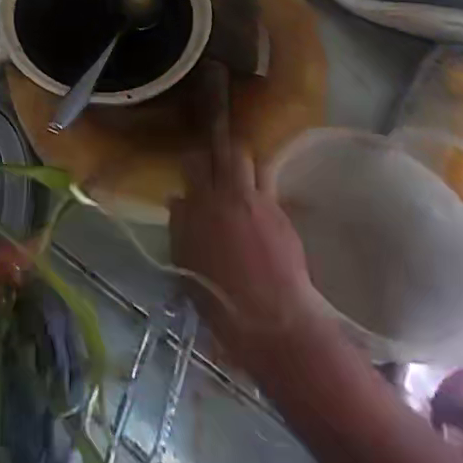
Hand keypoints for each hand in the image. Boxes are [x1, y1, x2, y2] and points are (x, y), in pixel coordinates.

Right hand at [168, 140, 319, 366]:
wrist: (274, 320)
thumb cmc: (219, 298)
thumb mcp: (185, 263)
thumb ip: (180, 226)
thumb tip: (179, 199)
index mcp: (201, 204)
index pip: (194, 162)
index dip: (192, 159)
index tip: (191, 163)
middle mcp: (231, 194)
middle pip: (228, 151)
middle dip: (222, 143)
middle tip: (218, 142)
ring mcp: (261, 202)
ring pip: (253, 162)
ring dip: (244, 160)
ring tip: (239, 164)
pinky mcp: (283, 215)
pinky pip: (269, 185)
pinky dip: (260, 183)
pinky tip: (256, 196)